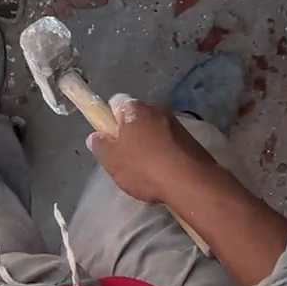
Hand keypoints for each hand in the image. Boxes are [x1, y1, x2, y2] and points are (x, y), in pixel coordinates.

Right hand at [86, 96, 221, 205]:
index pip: (116, 103)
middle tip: (125, 156)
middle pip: (137, 116)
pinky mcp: (191, 139)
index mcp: (134, 108)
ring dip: (149, 143)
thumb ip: (100, 146)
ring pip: (155, 130)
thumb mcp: (112, 161)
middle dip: (130, 132)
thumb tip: (96, 136)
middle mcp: (156, 109)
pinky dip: (165, 153)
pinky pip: (170, 142)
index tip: (110, 138)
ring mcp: (176, 123)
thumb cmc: (144, 167)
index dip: (109, 119)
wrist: (190, 182)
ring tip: (147, 169)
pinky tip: (164, 173)